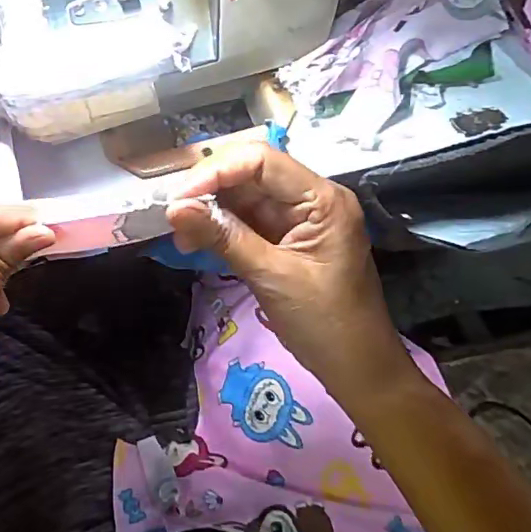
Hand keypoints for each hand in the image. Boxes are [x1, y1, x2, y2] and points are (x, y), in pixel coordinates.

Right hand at [165, 144, 408, 391]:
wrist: (357, 370)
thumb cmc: (326, 323)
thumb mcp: (271, 277)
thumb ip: (223, 237)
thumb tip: (174, 208)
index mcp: (322, 199)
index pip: (261, 161)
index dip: (215, 172)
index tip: (179, 198)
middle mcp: (309, 199)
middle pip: (248, 174)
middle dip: (207, 190)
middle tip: (172, 215)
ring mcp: (295, 219)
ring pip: (241, 197)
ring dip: (207, 211)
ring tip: (179, 235)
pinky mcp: (282, 238)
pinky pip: (243, 220)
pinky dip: (217, 228)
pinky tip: (193, 241)